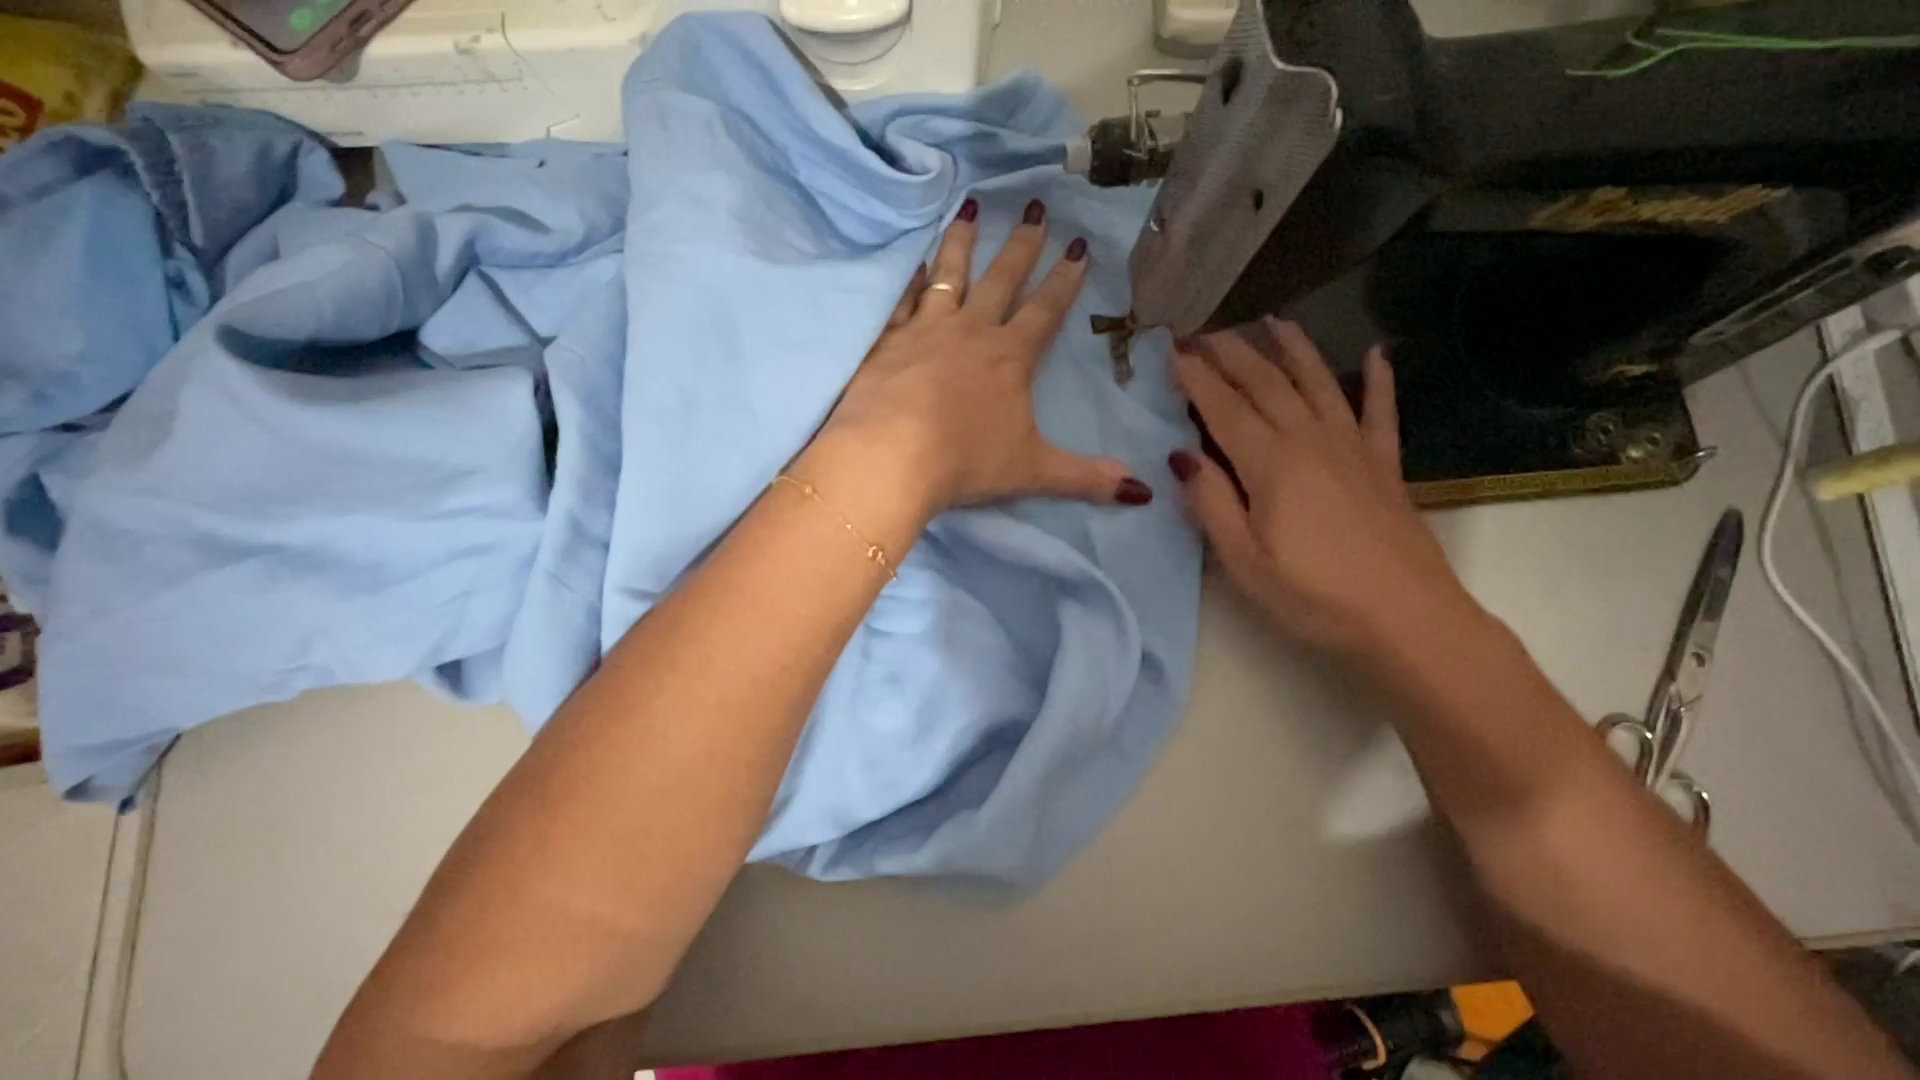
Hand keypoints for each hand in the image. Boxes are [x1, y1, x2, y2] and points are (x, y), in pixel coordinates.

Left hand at [819, 197, 1151, 512]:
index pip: (1045, 309)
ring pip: (949, 274)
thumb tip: (1142, 493)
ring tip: (971, 206)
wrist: (890, 456)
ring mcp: (924, 329)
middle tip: (1036, 206)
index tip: (1079, 244)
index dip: (1065, 278)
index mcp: (1011, 357)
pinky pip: (900, 297)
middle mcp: (970, 331)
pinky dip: (908, 276)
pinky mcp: (885, 339)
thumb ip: (1086, 478)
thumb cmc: (965, 461)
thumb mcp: (1034, 472)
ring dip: (963, 240)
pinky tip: (910, 258)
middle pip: (1002, 279)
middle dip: (1023, 243)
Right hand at [1171, 320, 1479, 656]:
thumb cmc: (1314, 598)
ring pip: (1318, 383)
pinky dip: (1378, 379)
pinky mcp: (1385, 465)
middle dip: (1233, 353)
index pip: (1223, 408)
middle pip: (1267, 384)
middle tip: (1205, 331)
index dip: (1196, 377)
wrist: (1407, 618)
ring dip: (1293, 349)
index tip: (1172, 349)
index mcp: (1270, 464)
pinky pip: (1380, 411)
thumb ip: (1212, 504)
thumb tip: (1183, 456)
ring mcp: (1353, 448)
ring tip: (1274, 321)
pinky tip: (1376, 353)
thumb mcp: (1244, 562)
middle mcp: (1310, 441)